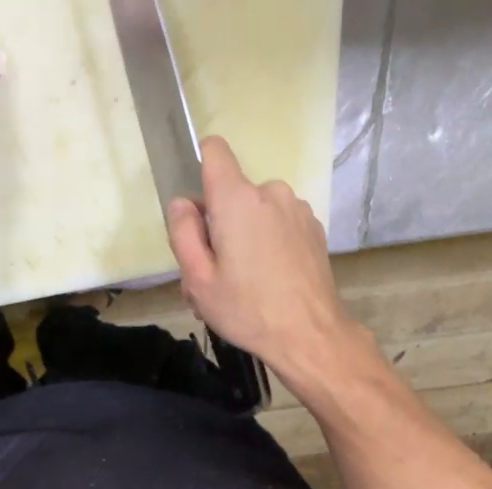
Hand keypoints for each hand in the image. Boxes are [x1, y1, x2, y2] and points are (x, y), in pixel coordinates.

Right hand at [167, 137, 357, 368]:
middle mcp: (270, 193)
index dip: (197, 167)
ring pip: (253, 215)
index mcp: (237, 200)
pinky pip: (275, 227)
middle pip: (231, 196)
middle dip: (215, 229)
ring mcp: (296, 209)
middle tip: (210, 277)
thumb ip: (183, 234)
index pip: (214, 152)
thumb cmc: (246, 308)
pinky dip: (263, 248)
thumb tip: (180, 203)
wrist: (308, 333)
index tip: (193, 207)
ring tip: (235, 287)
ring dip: (239, 242)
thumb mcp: (197, 279)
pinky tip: (263, 285)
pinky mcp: (311, 228)